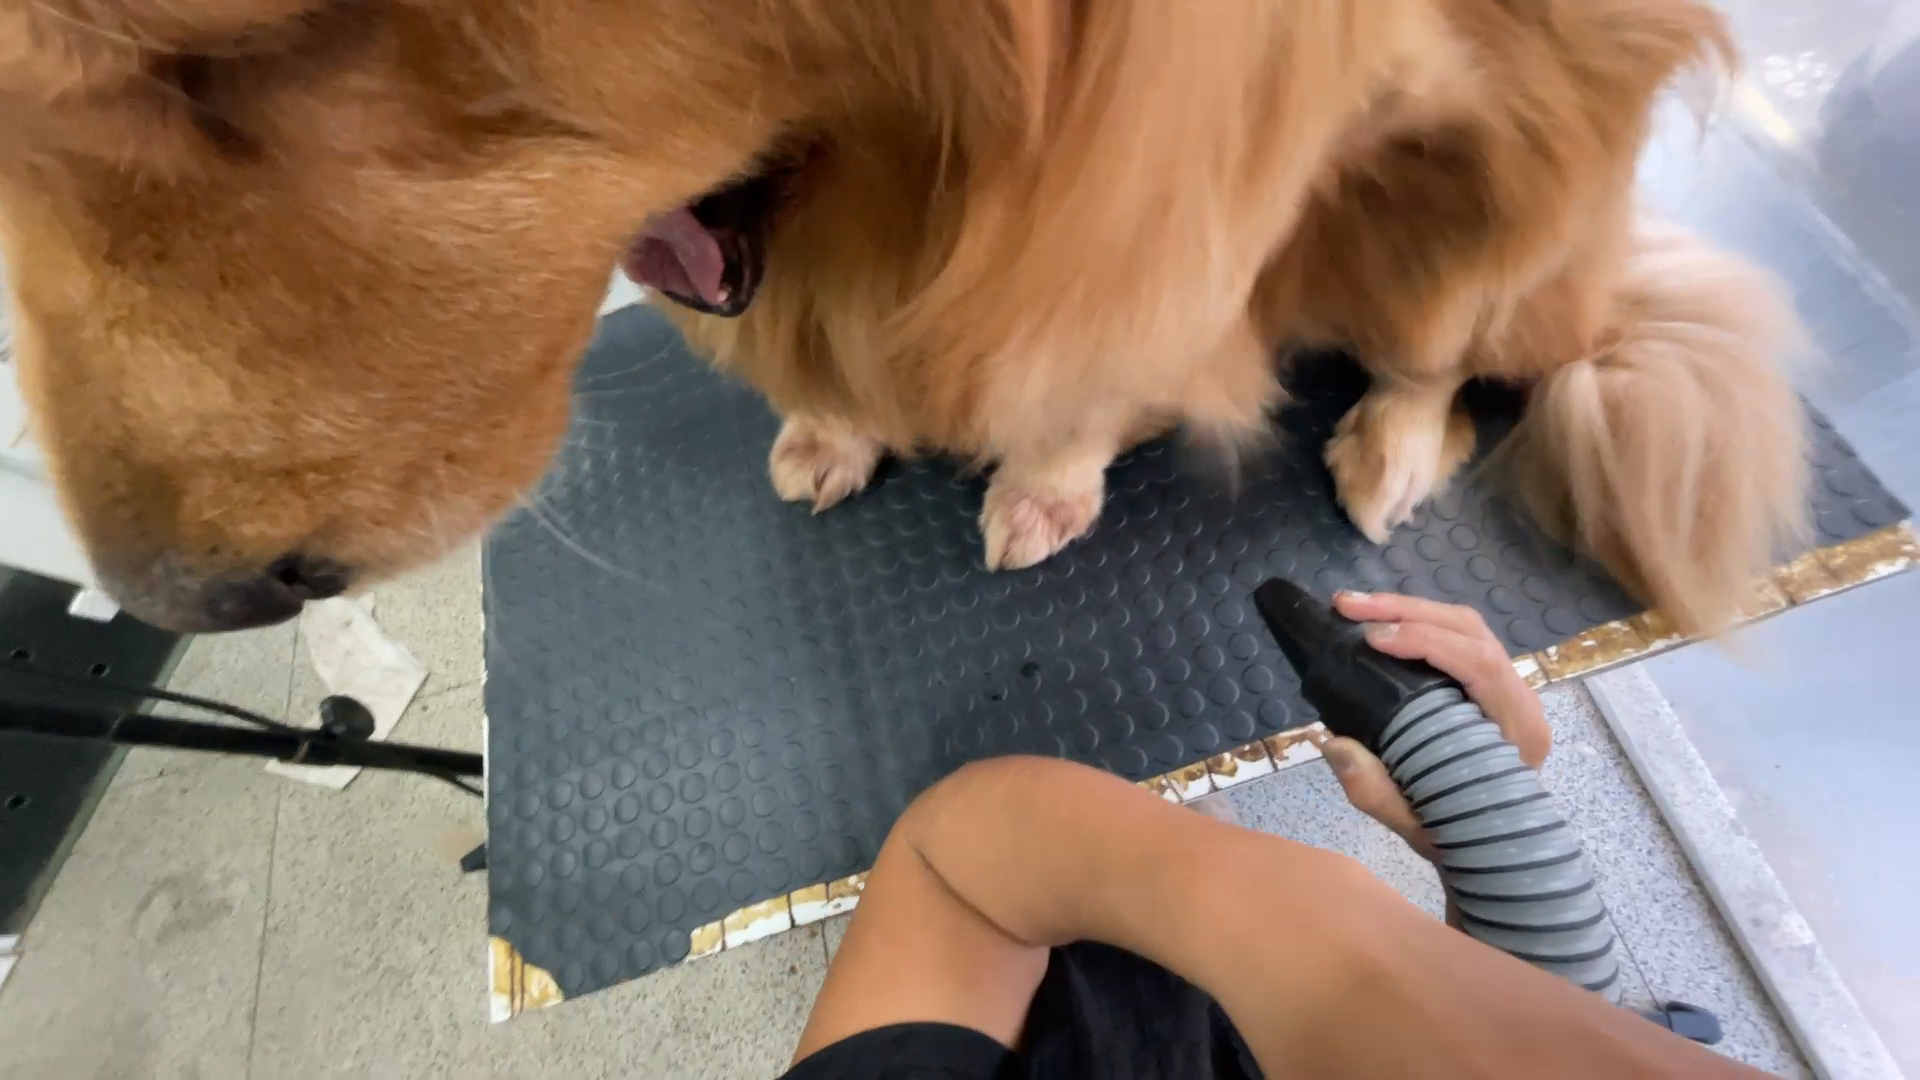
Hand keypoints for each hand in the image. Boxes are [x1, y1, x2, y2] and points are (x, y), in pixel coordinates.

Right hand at [1319, 591, 1549, 862]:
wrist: (1486, 845)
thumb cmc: (1454, 831)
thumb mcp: (1411, 823)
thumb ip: (1374, 790)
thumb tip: (1333, 744)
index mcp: (1515, 732)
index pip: (1481, 665)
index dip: (1427, 643)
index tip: (1372, 640)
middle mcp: (1517, 699)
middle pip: (1470, 631)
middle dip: (1407, 610)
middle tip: (1347, 607)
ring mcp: (1502, 686)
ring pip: (1461, 624)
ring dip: (1404, 607)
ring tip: (1350, 605)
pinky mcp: (1479, 680)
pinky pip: (1451, 633)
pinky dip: (1409, 618)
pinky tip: (1371, 619)